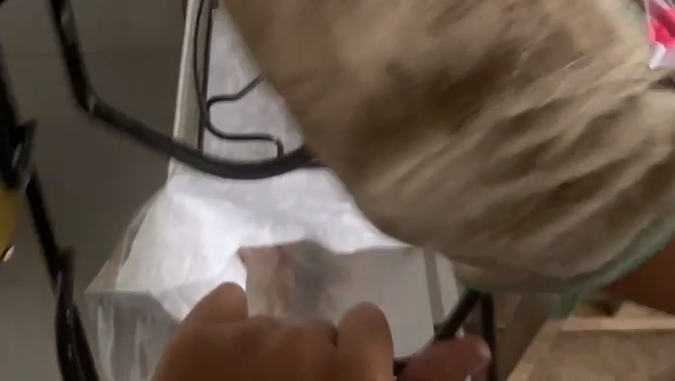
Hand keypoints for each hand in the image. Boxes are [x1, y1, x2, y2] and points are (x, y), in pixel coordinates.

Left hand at [155, 283, 489, 380]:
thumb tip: (477, 345)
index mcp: (356, 372)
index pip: (368, 323)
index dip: (355, 360)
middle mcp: (306, 342)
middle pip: (317, 328)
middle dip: (309, 362)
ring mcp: (247, 337)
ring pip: (271, 322)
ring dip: (265, 356)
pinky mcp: (197, 337)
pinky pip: (224, 301)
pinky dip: (224, 329)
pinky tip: (219, 370)